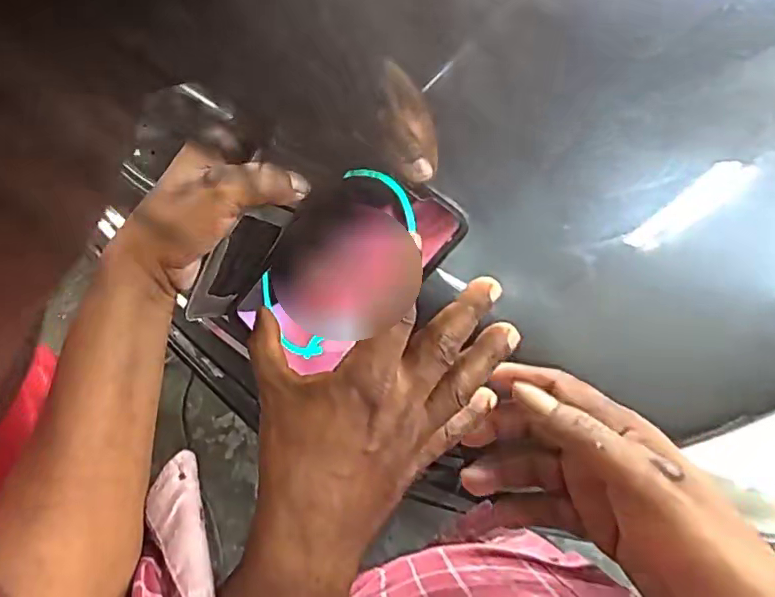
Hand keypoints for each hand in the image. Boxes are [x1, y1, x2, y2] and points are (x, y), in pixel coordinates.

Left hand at [112, 142, 307, 293]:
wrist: (155, 267)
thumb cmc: (179, 221)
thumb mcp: (222, 192)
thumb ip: (263, 182)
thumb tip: (300, 185)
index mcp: (204, 148)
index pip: (248, 133)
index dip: (274, 140)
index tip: (303, 147)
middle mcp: (210, 166)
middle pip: (254, 160)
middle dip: (278, 169)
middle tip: (309, 172)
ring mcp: (215, 193)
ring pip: (255, 186)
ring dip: (274, 192)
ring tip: (305, 192)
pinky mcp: (221, 218)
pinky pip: (252, 209)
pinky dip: (267, 211)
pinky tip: (288, 211)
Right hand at [233, 278, 520, 595]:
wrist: (312, 531)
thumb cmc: (293, 459)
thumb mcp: (272, 388)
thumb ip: (269, 342)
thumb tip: (264, 309)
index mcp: (366, 374)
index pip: (393, 309)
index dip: (404, 271)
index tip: (415, 243)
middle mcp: (400, 396)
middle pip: (443, 345)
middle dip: (470, 311)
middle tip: (491, 287)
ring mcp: (416, 428)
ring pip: (461, 383)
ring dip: (487, 355)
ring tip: (510, 331)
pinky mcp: (420, 456)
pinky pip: (455, 427)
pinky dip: (474, 408)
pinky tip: (488, 395)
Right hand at [459, 364, 774, 596]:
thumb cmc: (702, 541)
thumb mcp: (641, 480)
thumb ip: (582, 433)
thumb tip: (525, 391)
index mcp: (618, 429)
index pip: (559, 389)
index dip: (519, 378)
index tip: (478, 376)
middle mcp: (603, 450)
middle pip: (540, 425)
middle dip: (500, 427)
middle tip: (461, 434)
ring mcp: (599, 488)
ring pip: (537, 467)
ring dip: (501, 471)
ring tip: (469, 482)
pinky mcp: (597, 525)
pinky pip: (546, 506)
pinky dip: (516, 508)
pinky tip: (492, 514)